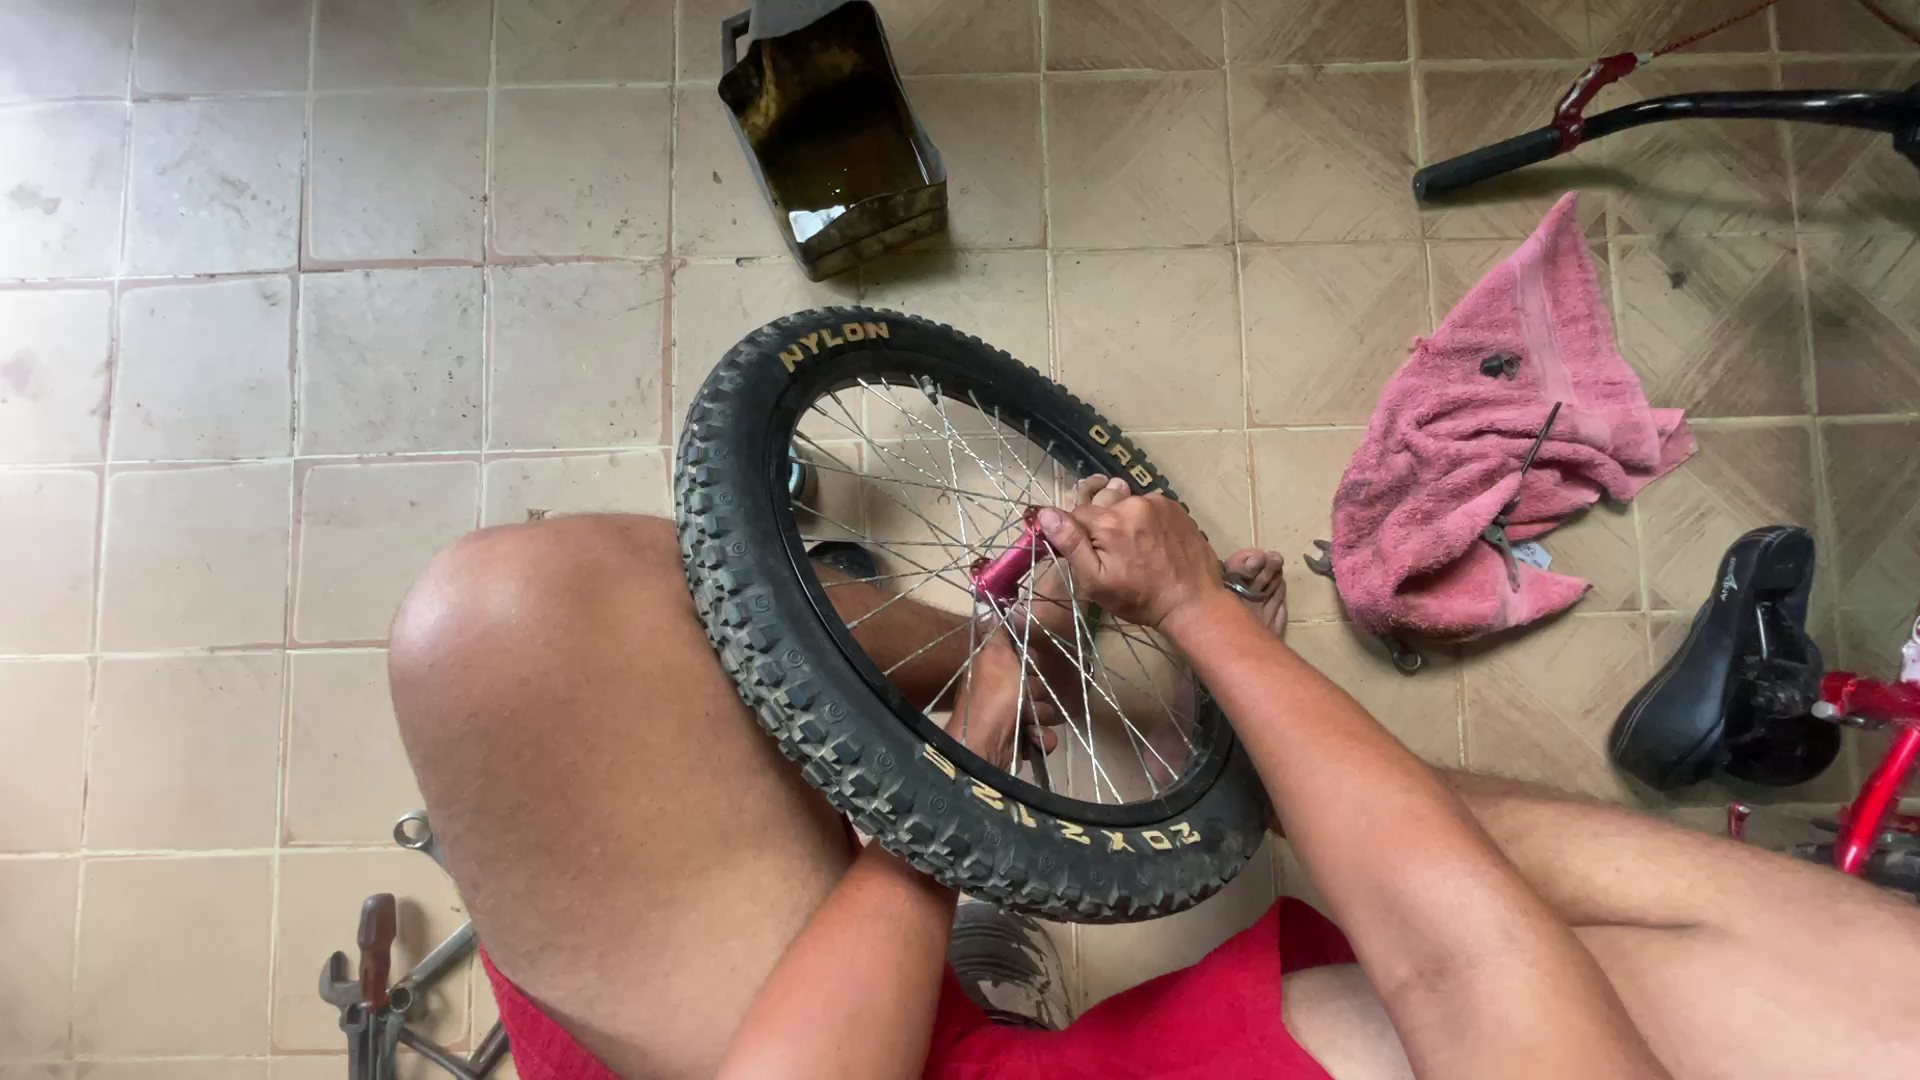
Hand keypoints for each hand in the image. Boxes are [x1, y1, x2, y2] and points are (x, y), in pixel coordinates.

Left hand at [942, 629, 1057, 770]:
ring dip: (1040, 717)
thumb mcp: (997, 656)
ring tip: (1028, 721)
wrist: (986, 747)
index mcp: (991, 670)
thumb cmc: (994, 697)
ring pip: (1042, 711)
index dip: (1029, 660)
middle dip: (1038, 693)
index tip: (1033, 662)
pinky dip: (1039, 738)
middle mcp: (998, 692)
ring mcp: (1008, 718)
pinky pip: (1041, 735)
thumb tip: (992, 606)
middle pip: (1035, 685)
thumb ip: (999, 634)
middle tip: (1028, 696)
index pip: (1019, 658)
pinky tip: (1033, 738)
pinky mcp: (1018, 742)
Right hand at [1034, 478, 1224, 630]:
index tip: (1088, 554)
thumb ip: (1071, 544)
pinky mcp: (1175, 506)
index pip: (1077, 513)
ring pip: (1126, 506)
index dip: (1077, 533)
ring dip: (1125, 522)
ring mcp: (1157, 502)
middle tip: (1115, 555)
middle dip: (1102, 527)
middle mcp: (1132, 503)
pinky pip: (1148, 507)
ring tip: (1137, 550)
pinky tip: (1153, 542)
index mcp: (1109, 522)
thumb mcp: (1096, 580)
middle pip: (1103, 507)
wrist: (1192, 602)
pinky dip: (1145, 520)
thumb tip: (1046, 514)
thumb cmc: (1139, 598)